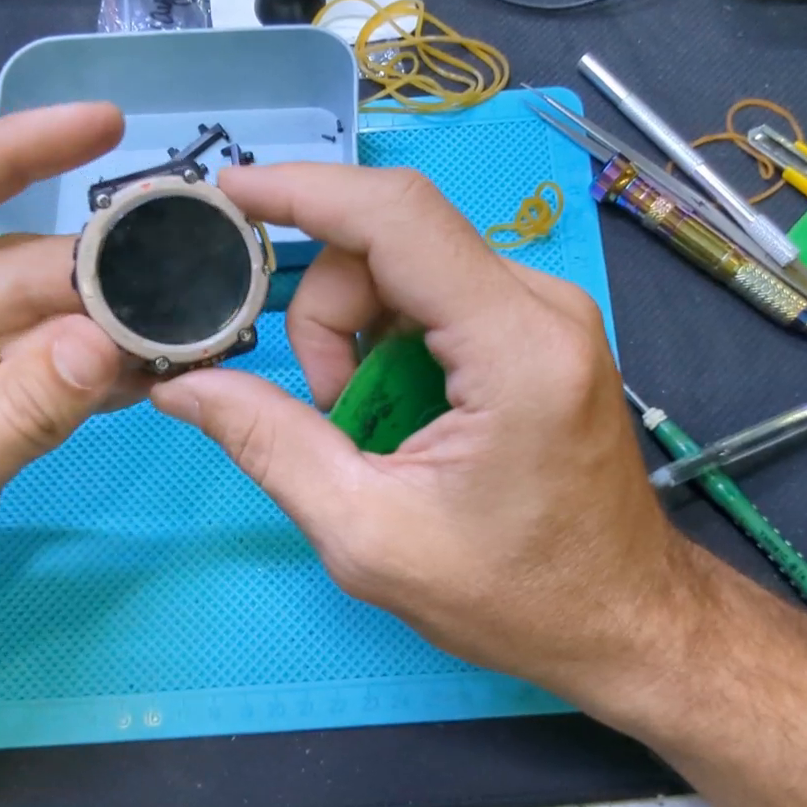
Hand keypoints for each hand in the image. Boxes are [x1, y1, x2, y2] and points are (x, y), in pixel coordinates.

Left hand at [0, 103, 134, 723]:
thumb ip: (16, 415)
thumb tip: (110, 343)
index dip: (7, 152)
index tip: (101, 123)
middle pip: (3, 268)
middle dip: (91, 278)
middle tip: (186, 281)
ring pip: (37, 315)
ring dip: (108, 325)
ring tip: (185, 327)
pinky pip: (45, 364)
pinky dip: (97, 368)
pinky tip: (155, 368)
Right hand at [151, 163, 707, 715]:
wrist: (622, 615)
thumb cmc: (513, 595)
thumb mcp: (370, 535)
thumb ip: (271, 445)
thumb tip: (184, 386)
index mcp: (515, 347)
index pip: (398, 217)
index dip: (304, 191)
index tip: (231, 193)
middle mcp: (543, 304)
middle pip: (396, 243)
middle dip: (329, 311)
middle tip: (325, 406)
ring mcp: (550, 312)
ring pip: (414, 266)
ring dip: (360, 331)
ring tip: (369, 424)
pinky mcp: (544, 329)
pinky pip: (442, 294)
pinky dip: (395, 338)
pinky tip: (402, 409)